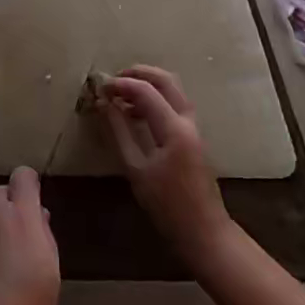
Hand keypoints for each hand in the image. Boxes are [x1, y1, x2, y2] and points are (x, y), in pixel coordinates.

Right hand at [101, 66, 232, 253]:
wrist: (205, 232)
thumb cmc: (167, 206)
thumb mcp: (136, 171)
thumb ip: (119, 133)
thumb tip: (104, 105)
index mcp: (174, 127)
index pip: (145, 91)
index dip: (120, 85)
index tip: (99, 87)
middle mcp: (188, 119)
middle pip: (165, 79)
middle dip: (138, 73)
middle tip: (113, 80)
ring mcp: (194, 125)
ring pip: (172, 88)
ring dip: (147, 84)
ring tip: (121, 95)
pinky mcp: (193, 134)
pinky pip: (174, 103)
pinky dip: (155, 98)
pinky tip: (136, 113)